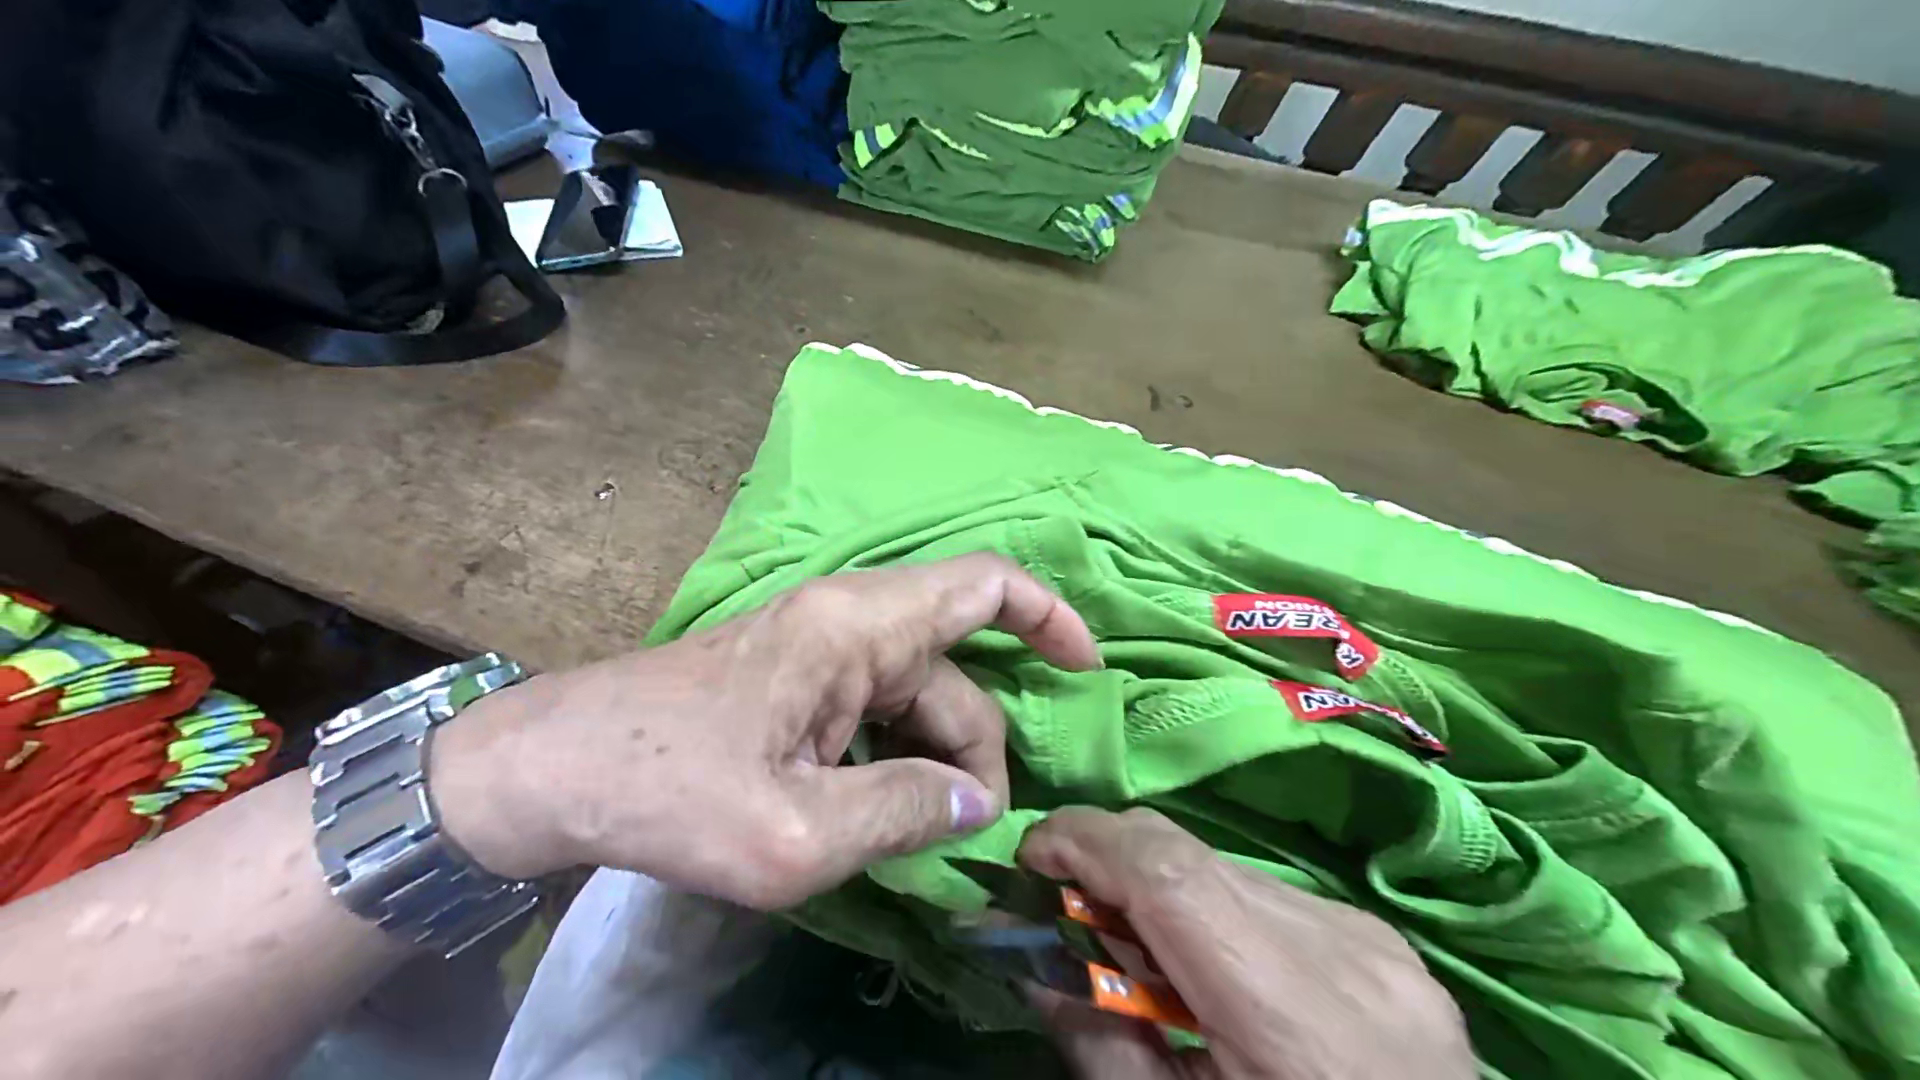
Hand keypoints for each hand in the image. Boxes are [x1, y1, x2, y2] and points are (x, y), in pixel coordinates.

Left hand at [431, 554, 1100, 907]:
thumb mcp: (795, 832)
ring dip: (935, 766)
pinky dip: (899, 761)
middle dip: (977, 752)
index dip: (1048, 614)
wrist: (557, 771)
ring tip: (911, 839)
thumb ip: (903, 813)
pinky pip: (882, 712)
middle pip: (956, 673)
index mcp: (856, 626)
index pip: (981, 583)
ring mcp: (826, 651)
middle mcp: (850, 622)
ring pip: (921, 699)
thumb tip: (978, 804)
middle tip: (964, 835)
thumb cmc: (670, 792)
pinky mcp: (805, 682)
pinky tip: (875, 816)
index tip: (1086, 669)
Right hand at [1019, 808, 1474, 1079]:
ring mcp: (1371, 938)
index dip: (1085, 845)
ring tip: (1130, 950)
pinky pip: (1258, 892)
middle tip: (1059, 904)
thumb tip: (1025, 949)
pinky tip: (1202, 971)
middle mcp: (1345, 950)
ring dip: (1153, 887)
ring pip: (1218, 865)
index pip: (1171, 873)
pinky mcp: (1376, 937)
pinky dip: (1203, 908)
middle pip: (1189, 853)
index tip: (1030, 858)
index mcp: (1305, 1022)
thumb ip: (1098, 1042)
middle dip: (1105, 860)